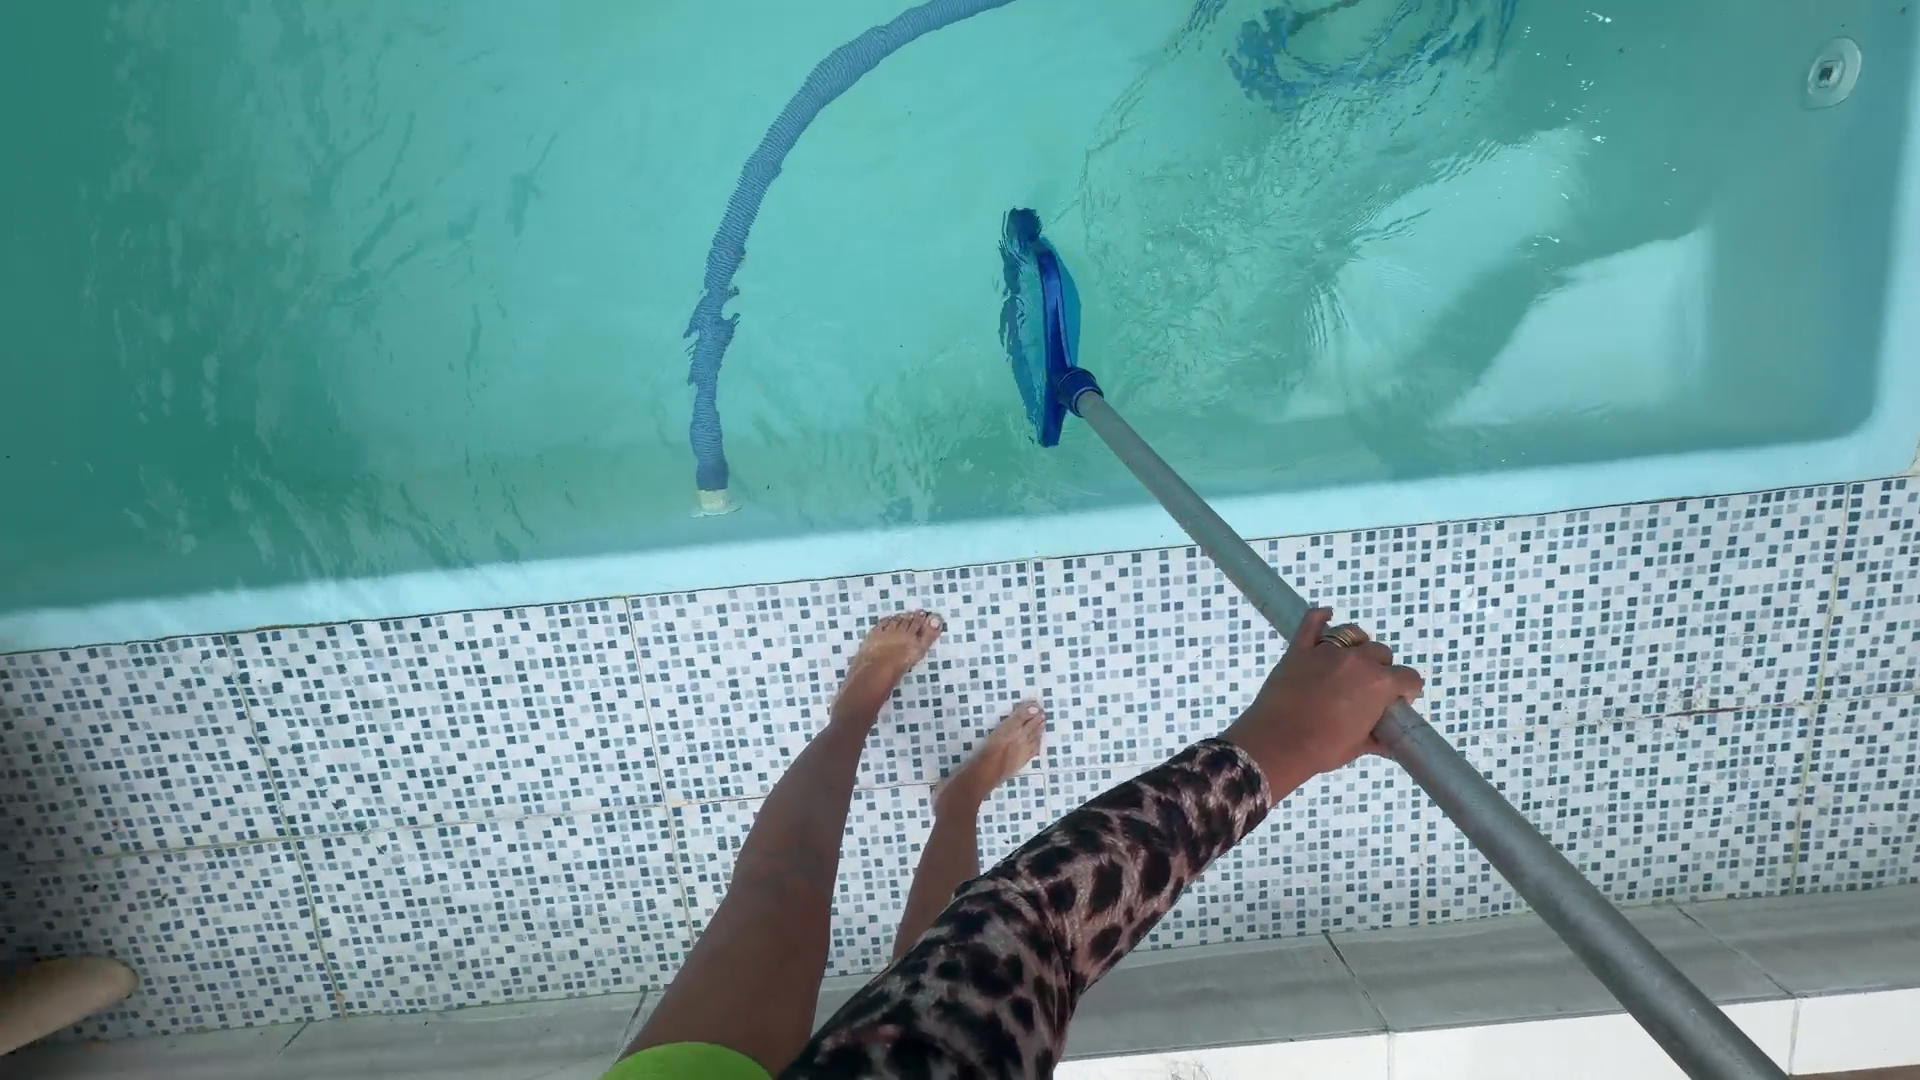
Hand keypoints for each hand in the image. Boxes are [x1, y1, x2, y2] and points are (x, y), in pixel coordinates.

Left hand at [1222, 607, 1424, 796]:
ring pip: (1352, 634)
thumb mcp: (1360, 746)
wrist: (1277, 742)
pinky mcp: (1298, 649)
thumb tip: (1390, 742)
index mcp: (1379, 684)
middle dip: (1380, 669)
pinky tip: (1325, 615)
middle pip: (1380, 653)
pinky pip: (1311, 622)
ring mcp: (1325, 651)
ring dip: (1356, 645)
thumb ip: (1379, 738)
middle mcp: (1356, 661)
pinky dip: (1319, 616)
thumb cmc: (1323, 747)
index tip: (1397, 701)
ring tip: (1349, 662)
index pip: (1408, 677)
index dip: (1406, 690)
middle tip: (1367, 688)